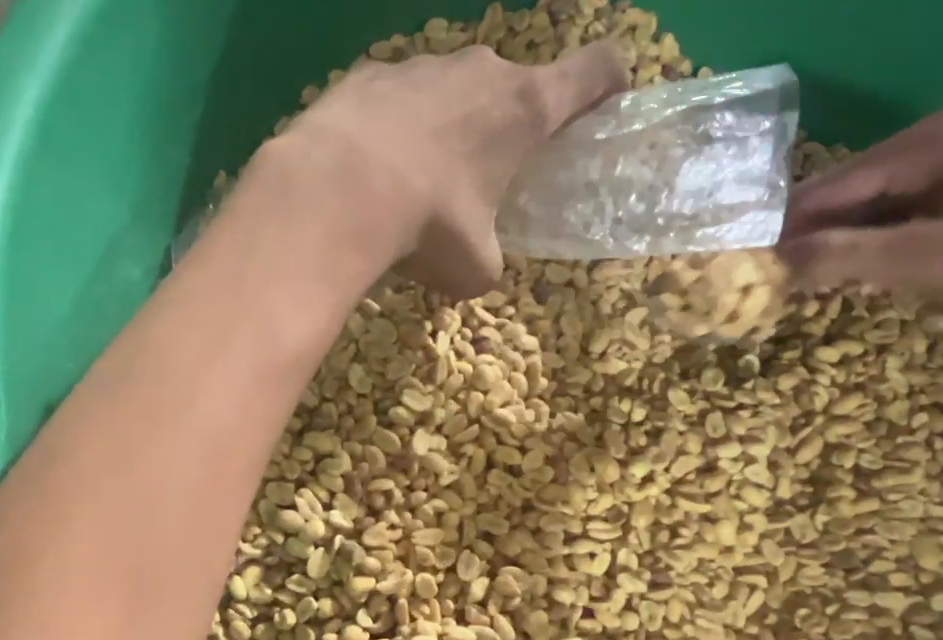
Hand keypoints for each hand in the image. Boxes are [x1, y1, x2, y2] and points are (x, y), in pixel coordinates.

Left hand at [251, 42, 627, 298]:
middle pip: (510, 84)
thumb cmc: (425, 225)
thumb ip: (487, 260)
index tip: (602, 105)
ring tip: (408, 177)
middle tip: (481, 171)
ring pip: (445, 89)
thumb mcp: (471, 266)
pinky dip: (385, 126)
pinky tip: (363, 167)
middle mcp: (479, 70)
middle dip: (501, 123)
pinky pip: (389, 98)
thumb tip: (477, 269)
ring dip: (440, 124)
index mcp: (525, 107)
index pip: (595, 71)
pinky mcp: (365, 74)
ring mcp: (419, 66)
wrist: (334, 191)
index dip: (608, 84)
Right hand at [779, 106, 942, 344]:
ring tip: (799, 295)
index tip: (733, 275)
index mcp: (926, 143)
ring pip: (873, 212)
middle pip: (845, 198)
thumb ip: (842, 258)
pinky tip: (860, 282)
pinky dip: (875, 250)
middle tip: (762, 292)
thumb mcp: (930, 258)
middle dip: (804, 243)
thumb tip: (763, 267)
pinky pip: (904, 220)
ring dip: (838, 251)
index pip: (822, 190)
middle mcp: (941, 142)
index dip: (775, 234)